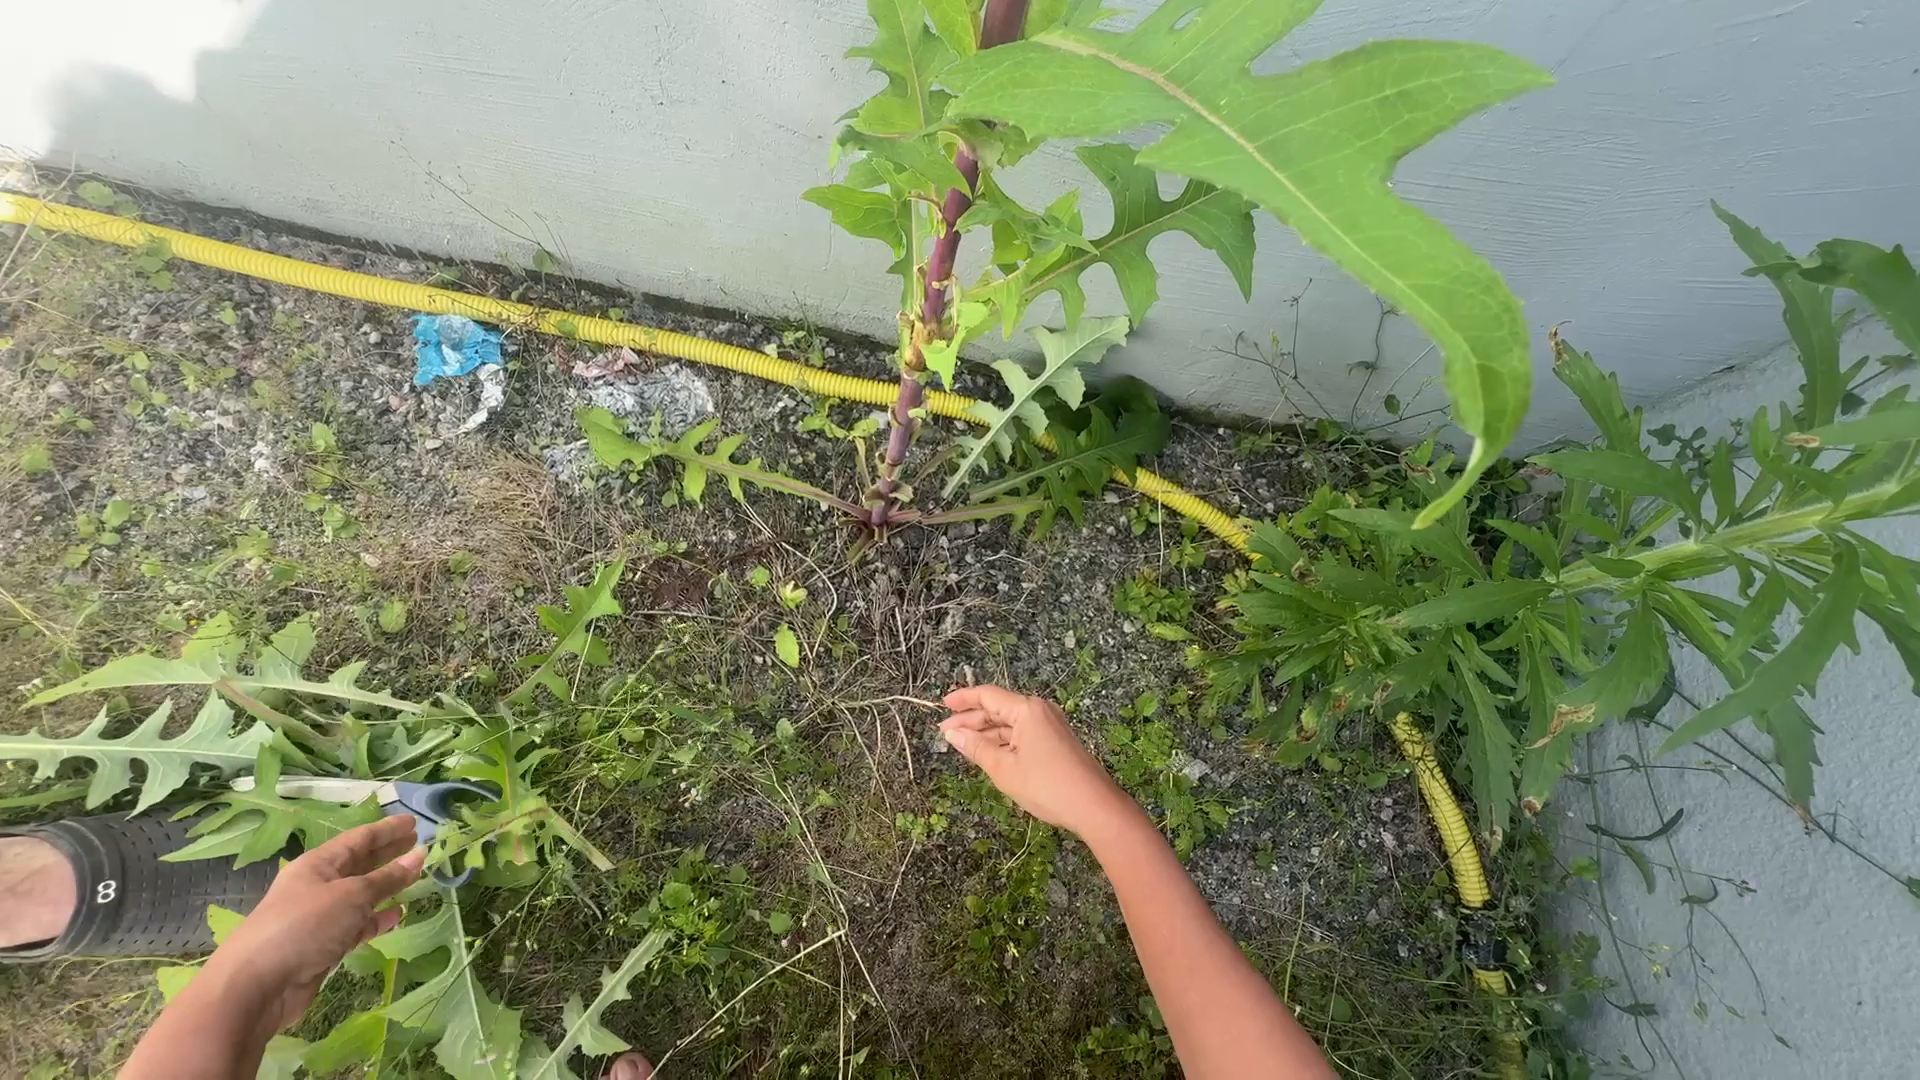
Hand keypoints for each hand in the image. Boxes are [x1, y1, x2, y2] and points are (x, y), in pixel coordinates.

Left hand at [205, 815, 425, 1029]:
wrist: (252, 989)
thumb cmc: (303, 926)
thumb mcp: (352, 895)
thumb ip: (388, 877)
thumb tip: (420, 855)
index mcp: (318, 866)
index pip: (359, 839)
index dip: (387, 829)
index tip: (414, 821)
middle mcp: (317, 888)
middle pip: (359, 864)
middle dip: (388, 853)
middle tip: (419, 843)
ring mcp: (319, 918)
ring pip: (361, 895)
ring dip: (387, 886)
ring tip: (417, 876)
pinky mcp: (323, 946)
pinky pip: (357, 925)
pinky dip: (377, 919)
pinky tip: (397, 915)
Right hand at [939, 684, 1137, 838]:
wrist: (1094, 806)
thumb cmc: (1046, 786)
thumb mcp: (1004, 769)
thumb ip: (976, 748)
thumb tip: (952, 734)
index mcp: (1026, 709)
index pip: (988, 695)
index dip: (963, 699)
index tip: (943, 704)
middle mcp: (1039, 710)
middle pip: (998, 708)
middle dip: (971, 720)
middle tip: (946, 733)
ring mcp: (1050, 724)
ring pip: (1010, 722)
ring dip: (986, 732)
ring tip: (963, 744)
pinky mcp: (1056, 740)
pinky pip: (1022, 733)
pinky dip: (1003, 740)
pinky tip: (989, 752)